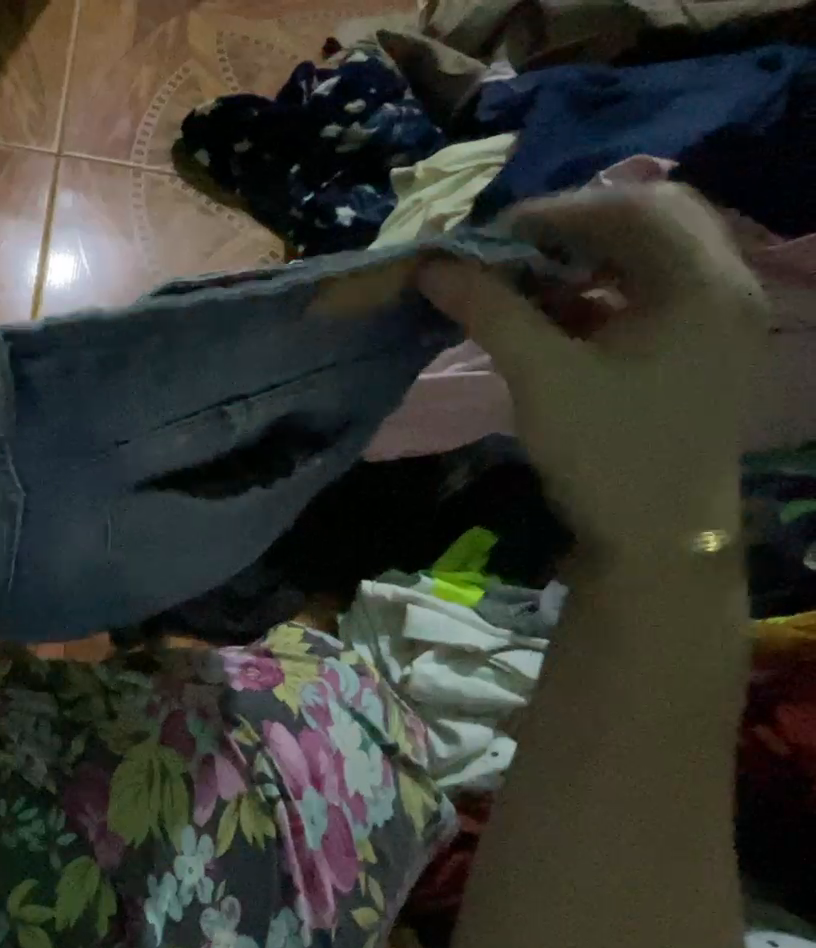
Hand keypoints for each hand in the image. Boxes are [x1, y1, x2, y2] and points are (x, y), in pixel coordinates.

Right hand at [417, 184, 768, 558]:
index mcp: (702, 285)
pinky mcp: (691, 345)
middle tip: (501, 255)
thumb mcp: (541, 376)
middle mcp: (722, 286)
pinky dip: (588, 290)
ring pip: (644, 255)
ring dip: (575, 258)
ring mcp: (711, 317)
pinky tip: (543, 315)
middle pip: (649, 220)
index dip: (554, 212)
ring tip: (513, 284)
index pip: (635, 206)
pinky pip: (641, 292)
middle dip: (567, 228)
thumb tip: (433, 268)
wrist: (657, 532)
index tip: (485, 241)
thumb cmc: (606, 449)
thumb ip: (490, 312)